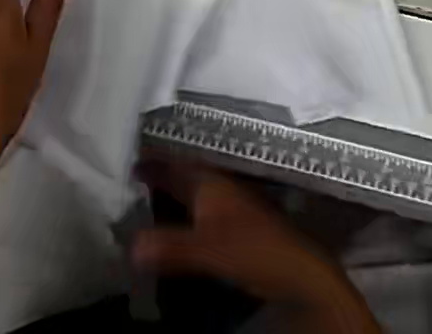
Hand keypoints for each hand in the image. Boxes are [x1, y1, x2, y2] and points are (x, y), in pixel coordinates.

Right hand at [133, 163, 376, 332]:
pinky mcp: (242, 218)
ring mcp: (233, 199)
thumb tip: (130, 246)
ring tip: (156, 192)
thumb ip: (169, 246)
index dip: (153, 161)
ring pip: (197, 186)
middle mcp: (220, 183)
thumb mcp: (205, 249)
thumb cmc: (252, 249)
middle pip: (185, 172)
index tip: (131, 159)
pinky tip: (185, 215)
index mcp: (208, 180)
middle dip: (163, 171)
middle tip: (138, 173)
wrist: (300, 271)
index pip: (173, 163)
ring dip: (177, 187)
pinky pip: (206, 202)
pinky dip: (191, 204)